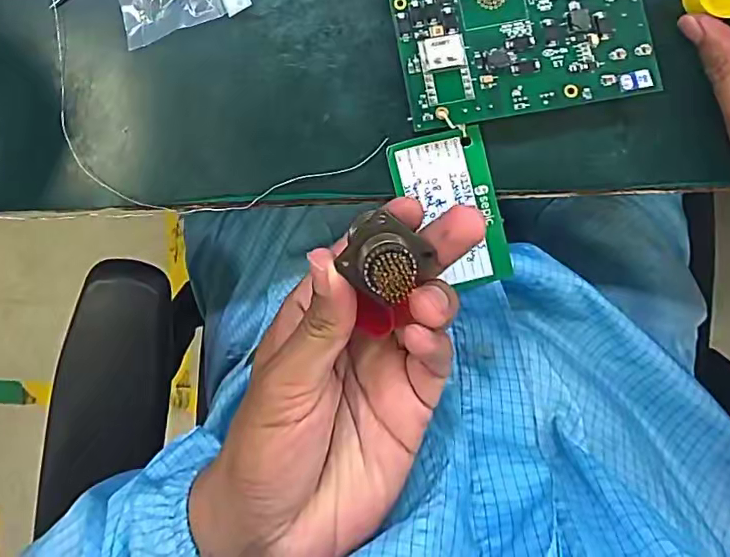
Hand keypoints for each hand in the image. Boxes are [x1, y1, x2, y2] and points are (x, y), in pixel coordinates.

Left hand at [189, 198, 484, 556]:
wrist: (280, 525)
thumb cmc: (267, 439)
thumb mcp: (287, 377)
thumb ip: (319, 323)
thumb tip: (329, 257)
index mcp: (319, 311)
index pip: (354, 259)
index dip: (381, 230)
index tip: (410, 205)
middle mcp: (357, 329)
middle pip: (399, 280)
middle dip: (429, 249)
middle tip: (463, 222)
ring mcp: (386, 364)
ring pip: (422, 314)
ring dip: (433, 297)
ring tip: (430, 300)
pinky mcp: (410, 404)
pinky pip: (431, 364)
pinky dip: (436, 345)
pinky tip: (427, 338)